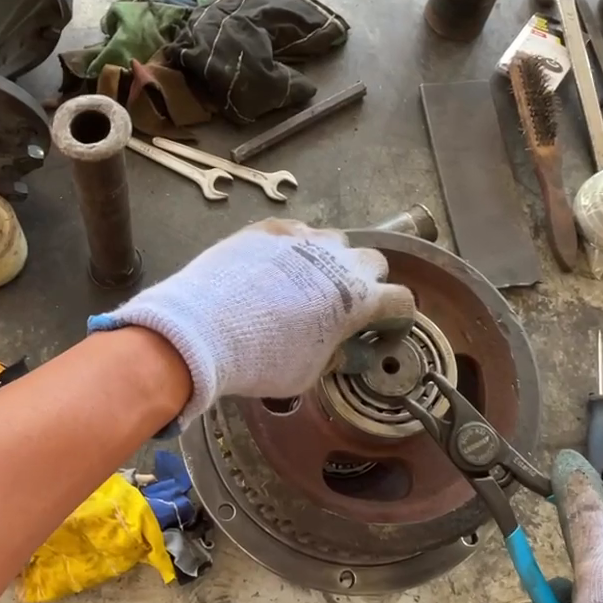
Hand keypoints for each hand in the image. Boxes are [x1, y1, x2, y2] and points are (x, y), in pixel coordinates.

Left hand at [89, 220, 415, 426]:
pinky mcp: (267, 229)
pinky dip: (292, 248)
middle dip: (365, 281)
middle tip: (342, 304)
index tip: (380, 330)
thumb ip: (335, 353)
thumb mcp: (309, 374)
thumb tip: (343, 347)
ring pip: (332, 240)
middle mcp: (339, 260)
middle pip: (372, 261)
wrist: (200, 332)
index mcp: (359, 299)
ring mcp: (302, 239)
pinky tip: (273, 267)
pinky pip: (293, 232)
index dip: (396, 317)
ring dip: (328, 260)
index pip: (402, 300)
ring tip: (304, 282)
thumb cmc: (260, 361)